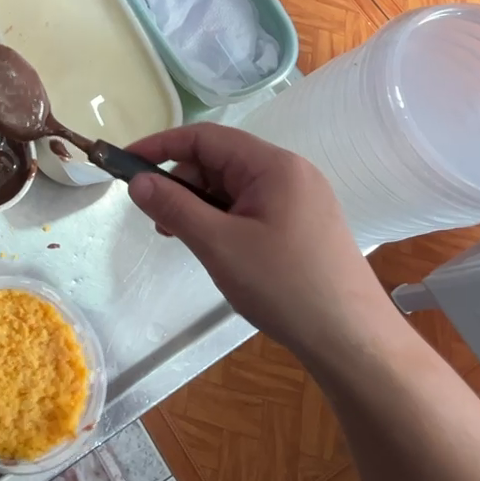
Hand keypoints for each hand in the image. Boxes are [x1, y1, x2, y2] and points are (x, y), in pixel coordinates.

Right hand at [124, 124, 401, 370]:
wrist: (354, 343)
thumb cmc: (285, 287)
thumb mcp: (218, 245)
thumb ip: (174, 207)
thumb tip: (136, 181)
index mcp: (273, 165)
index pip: (205, 137)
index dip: (160, 145)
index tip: (124, 162)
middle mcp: (289, 172)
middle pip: (218, 160)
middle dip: (180, 182)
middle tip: (157, 219)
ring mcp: (300, 198)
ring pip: (232, 186)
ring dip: (200, 204)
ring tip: (184, 239)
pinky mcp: (303, 224)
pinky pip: (249, 206)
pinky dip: (222, 219)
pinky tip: (215, 248)